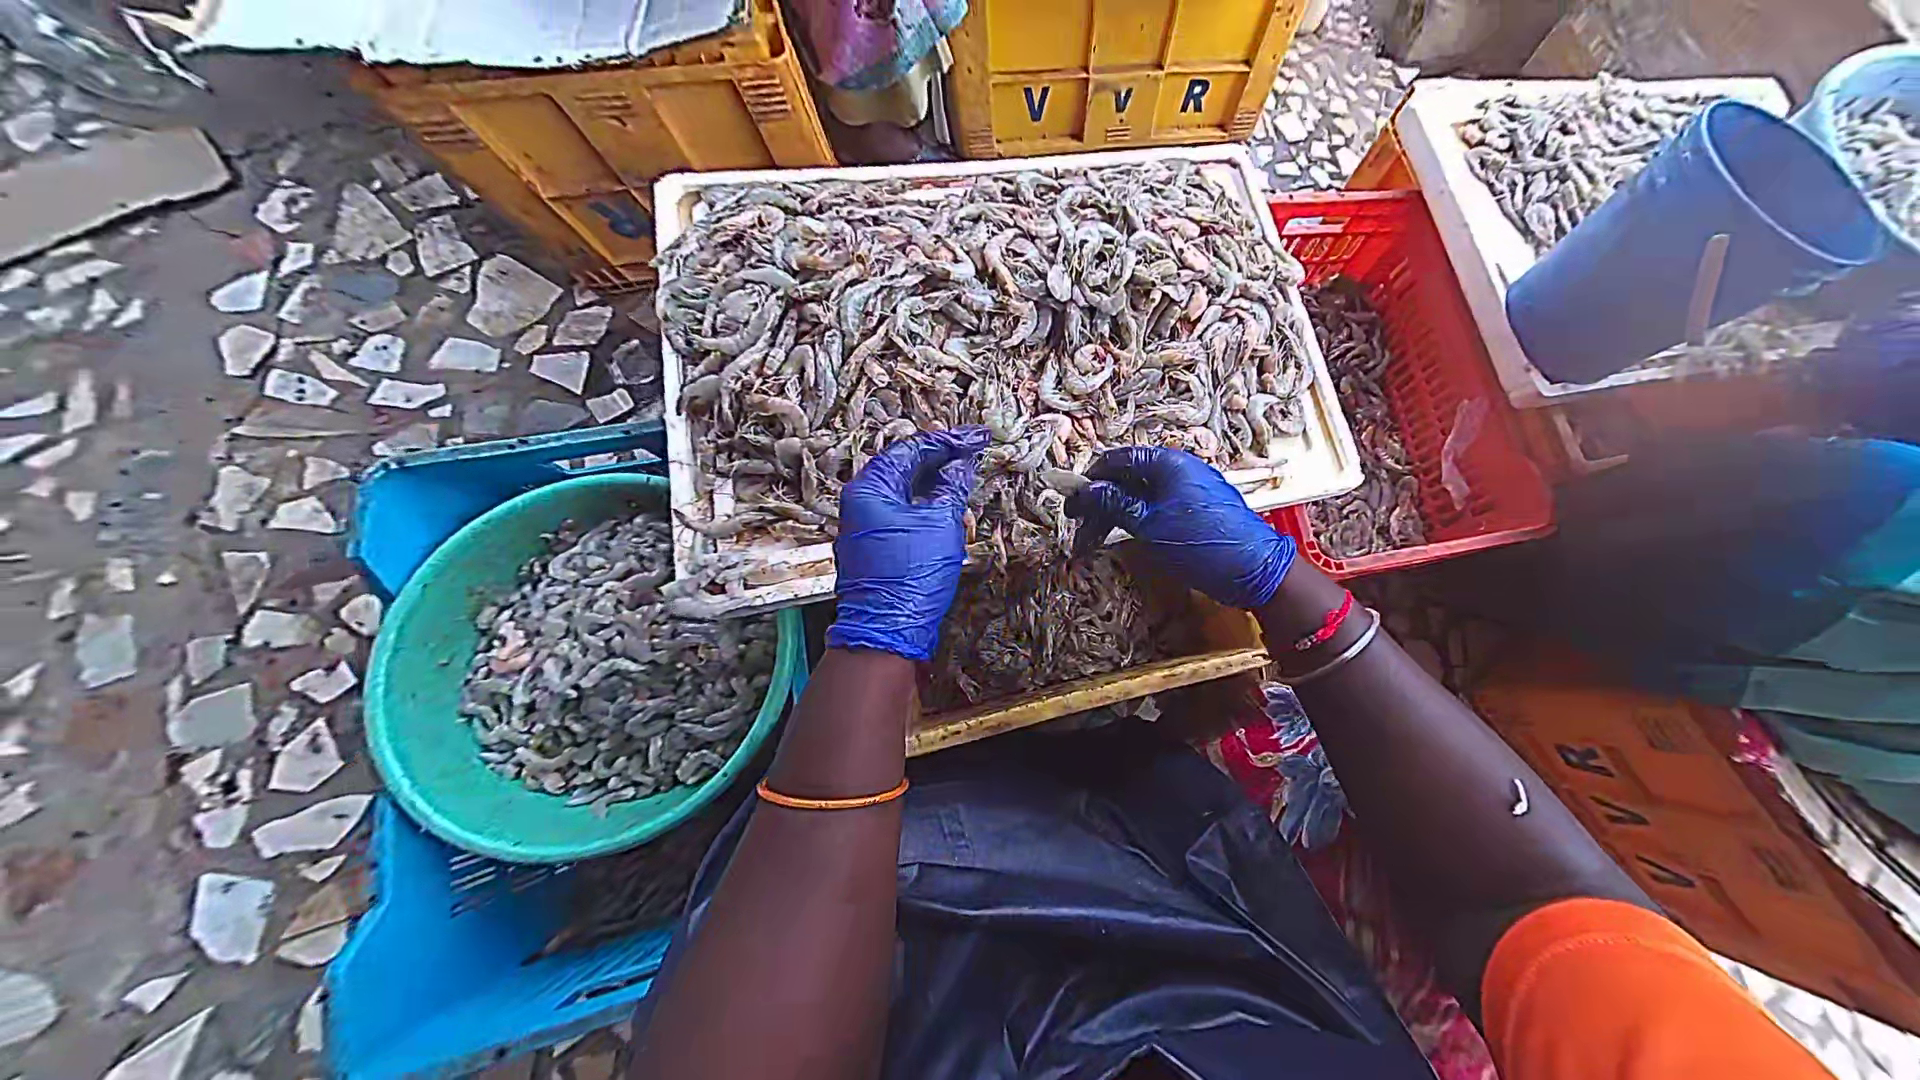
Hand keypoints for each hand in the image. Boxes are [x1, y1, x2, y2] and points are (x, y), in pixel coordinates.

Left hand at [824, 426, 989, 660]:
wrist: (887, 631)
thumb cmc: (910, 575)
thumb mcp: (940, 523)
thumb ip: (951, 487)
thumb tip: (960, 465)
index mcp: (869, 489)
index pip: (911, 449)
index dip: (947, 441)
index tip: (976, 438)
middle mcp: (861, 503)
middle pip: (903, 468)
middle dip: (940, 459)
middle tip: (972, 451)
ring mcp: (865, 526)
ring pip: (903, 492)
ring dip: (933, 481)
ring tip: (964, 472)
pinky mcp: (875, 546)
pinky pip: (901, 513)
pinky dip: (924, 504)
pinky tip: (946, 502)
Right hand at [1066, 446, 1295, 608]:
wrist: (1255, 571)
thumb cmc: (1201, 541)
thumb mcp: (1150, 523)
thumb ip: (1115, 504)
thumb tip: (1085, 490)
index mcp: (1168, 462)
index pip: (1118, 459)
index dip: (1091, 478)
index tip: (1072, 501)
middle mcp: (1177, 470)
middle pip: (1127, 479)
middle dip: (1100, 503)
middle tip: (1079, 527)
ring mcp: (1186, 491)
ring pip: (1138, 497)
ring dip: (1113, 517)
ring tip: (1092, 542)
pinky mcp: (1192, 512)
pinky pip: (1154, 510)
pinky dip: (1133, 523)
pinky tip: (1119, 540)